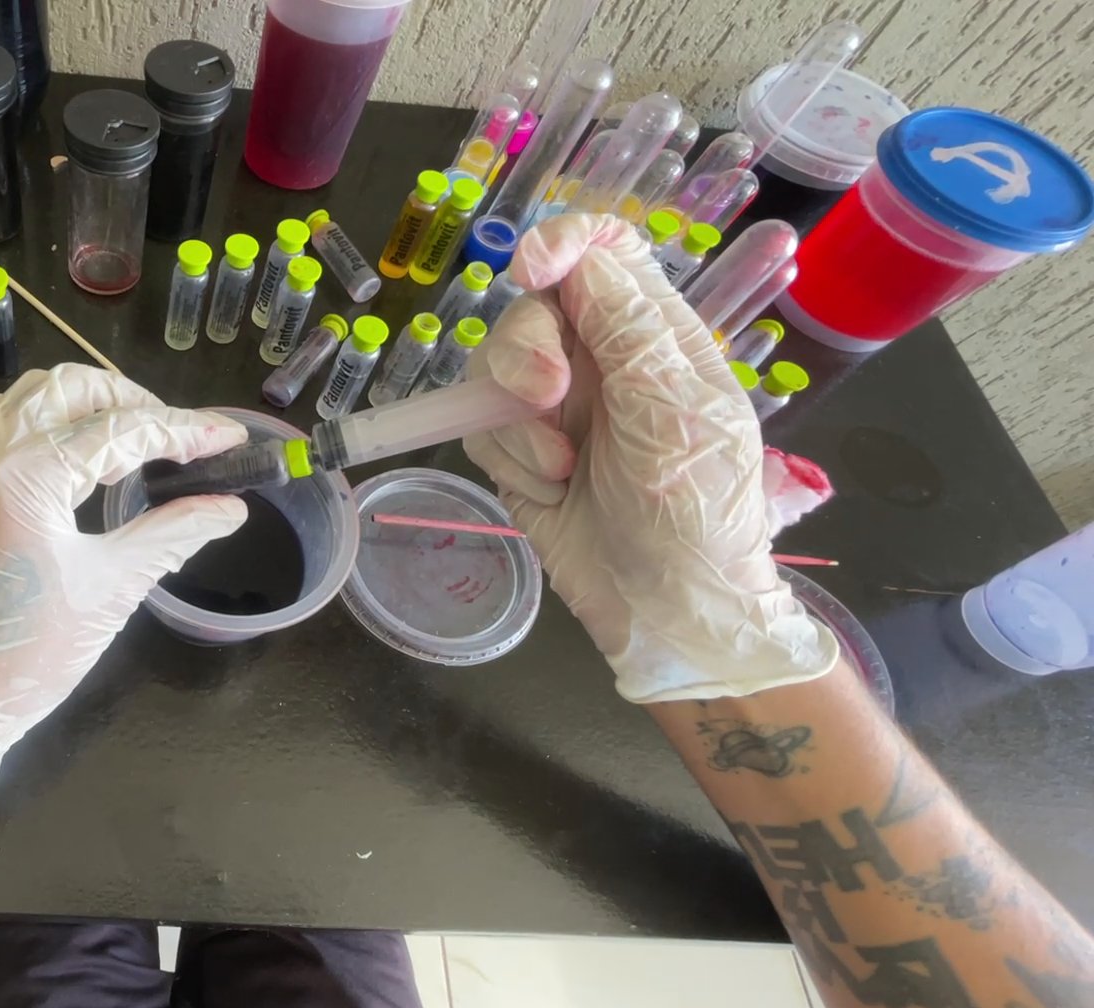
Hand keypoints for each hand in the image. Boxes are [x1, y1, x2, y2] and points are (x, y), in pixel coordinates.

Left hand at [0, 365, 249, 789]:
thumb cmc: (31, 654)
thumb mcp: (112, 589)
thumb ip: (174, 533)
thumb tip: (231, 506)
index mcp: (24, 476)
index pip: (122, 431)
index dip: (186, 431)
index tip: (231, 437)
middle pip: (73, 389)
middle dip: (135, 402)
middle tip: (181, 437)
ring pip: (32, 394)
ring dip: (89, 403)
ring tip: (134, 437)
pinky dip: (42, 419)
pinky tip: (69, 447)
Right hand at [463, 213, 835, 702]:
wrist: (659, 601)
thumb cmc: (693, 507)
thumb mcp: (675, 409)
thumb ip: (626, 327)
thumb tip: (579, 253)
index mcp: (649, 337)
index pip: (601, 255)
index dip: (562, 244)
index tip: (531, 269)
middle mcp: (594, 363)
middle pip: (527, 315)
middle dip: (525, 355)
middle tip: (546, 399)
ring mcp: (548, 411)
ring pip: (489, 375)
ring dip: (517, 425)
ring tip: (558, 469)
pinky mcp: (512, 453)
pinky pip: (478, 430)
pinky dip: (505, 460)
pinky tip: (547, 488)